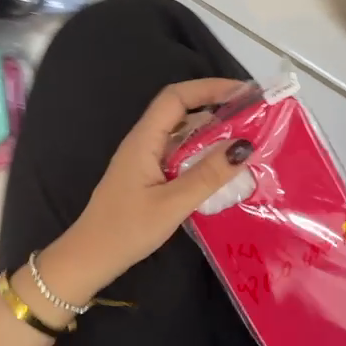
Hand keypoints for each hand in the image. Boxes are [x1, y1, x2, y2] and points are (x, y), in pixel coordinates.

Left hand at [45, 79, 252, 292]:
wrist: (90, 258)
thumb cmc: (126, 230)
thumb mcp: (172, 204)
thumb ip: (208, 175)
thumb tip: (244, 146)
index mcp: (143, 141)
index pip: (176, 97)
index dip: (210, 88)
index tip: (245, 93)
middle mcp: (141, 145)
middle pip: (181, 114)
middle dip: (217, 111)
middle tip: (254, 121)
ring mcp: (142, 163)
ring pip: (180, 138)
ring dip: (210, 137)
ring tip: (245, 146)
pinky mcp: (145, 180)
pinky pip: (176, 159)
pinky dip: (199, 159)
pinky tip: (220, 173)